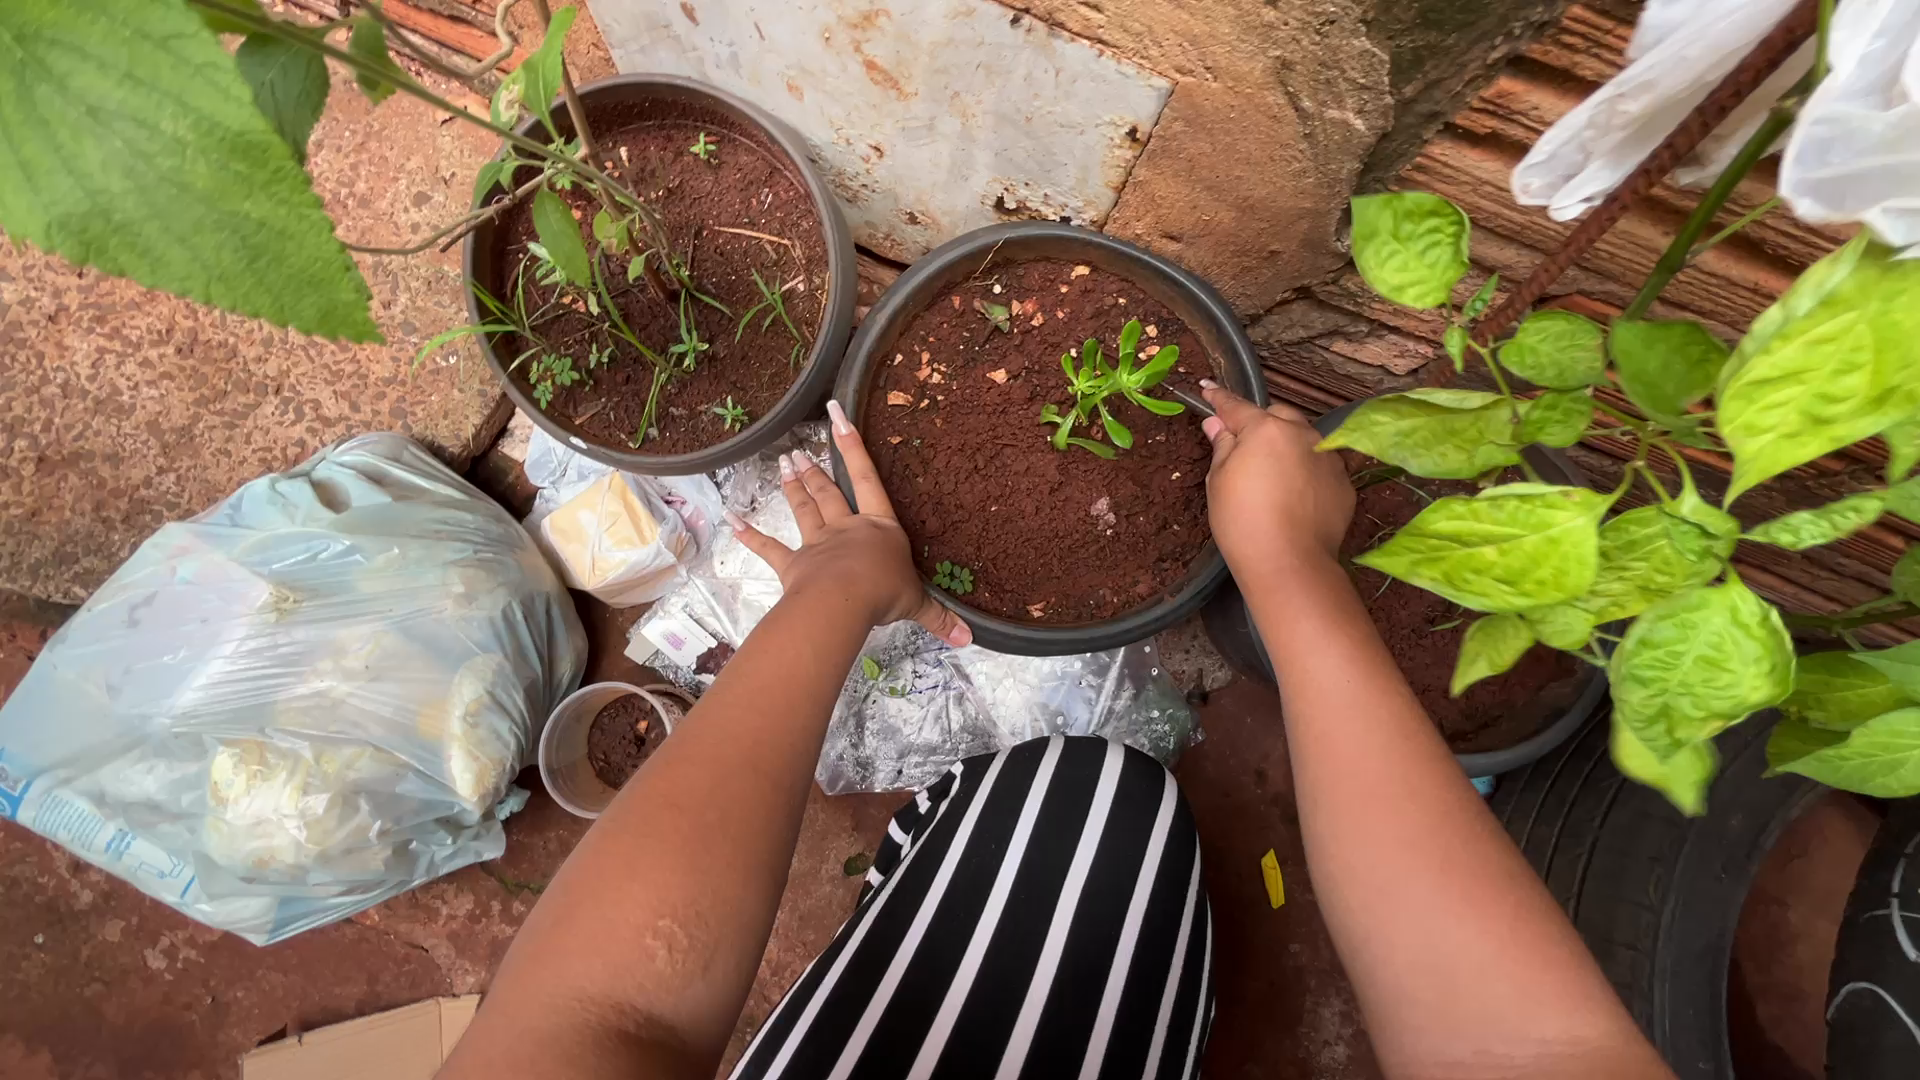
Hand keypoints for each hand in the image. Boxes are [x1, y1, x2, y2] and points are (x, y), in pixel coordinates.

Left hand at [730, 400, 972, 645]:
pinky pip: (770, 548)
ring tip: (783, 465)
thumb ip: (939, 618)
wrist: (845, 603)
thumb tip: (968, 639)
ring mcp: (818, 545)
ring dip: (794, 488)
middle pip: (830, 493)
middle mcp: (847, 529)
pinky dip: (750, 534)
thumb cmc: (884, 593)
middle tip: (800, 450)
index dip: (854, 447)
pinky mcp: (794, 566)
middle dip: (816, 470)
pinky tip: (732, 520)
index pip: (867, 480)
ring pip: (805, 510)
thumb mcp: (917, 604)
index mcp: (879, 529)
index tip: (837, 416)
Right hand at [1200, 380, 1354, 580]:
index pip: (1236, 406)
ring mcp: (1327, 457)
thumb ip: (1222, 446)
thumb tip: (1217, 424)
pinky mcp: (1343, 482)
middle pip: (1277, 416)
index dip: (1218, 398)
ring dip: (1286, 446)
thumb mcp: (1219, 481)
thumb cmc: (1242, 520)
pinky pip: (1319, 464)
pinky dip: (1305, 471)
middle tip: (1243, 450)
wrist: (1289, 561)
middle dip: (1261, 425)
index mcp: (1266, 429)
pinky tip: (1292, 497)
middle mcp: (1302, 433)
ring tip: (1271, 476)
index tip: (1206, 387)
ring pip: (1303, 438)